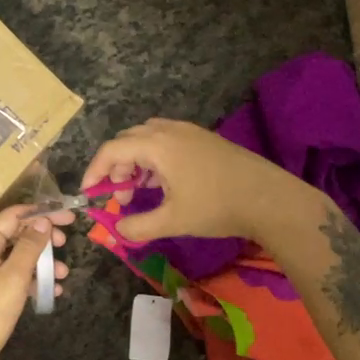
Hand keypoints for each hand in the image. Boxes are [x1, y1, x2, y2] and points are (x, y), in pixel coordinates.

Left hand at [0, 204, 71, 359]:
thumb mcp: (13, 277)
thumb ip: (29, 247)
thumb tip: (43, 221)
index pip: (13, 216)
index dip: (41, 213)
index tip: (67, 216)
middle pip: (17, 235)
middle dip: (43, 238)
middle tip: (65, 242)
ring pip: (20, 258)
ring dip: (43, 262)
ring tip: (63, 274)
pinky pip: (17, 277)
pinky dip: (34, 280)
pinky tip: (53, 291)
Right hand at [81, 118, 314, 243]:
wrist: (270, 199)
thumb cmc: (217, 207)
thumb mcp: (172, 221)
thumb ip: (138, 226)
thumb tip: (118, 229)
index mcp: (157, 145)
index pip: (112, 150)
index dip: (95, 172)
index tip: (89, 194)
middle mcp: (170, 130)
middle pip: (128, 140)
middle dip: (116, 168)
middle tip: (119, 197)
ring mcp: (190, 132)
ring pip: (148, 139)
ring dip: (136, 163)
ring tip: (141, 191)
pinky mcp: (205, 140)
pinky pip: (167, 141)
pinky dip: (155, 159)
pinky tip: (165, 184)